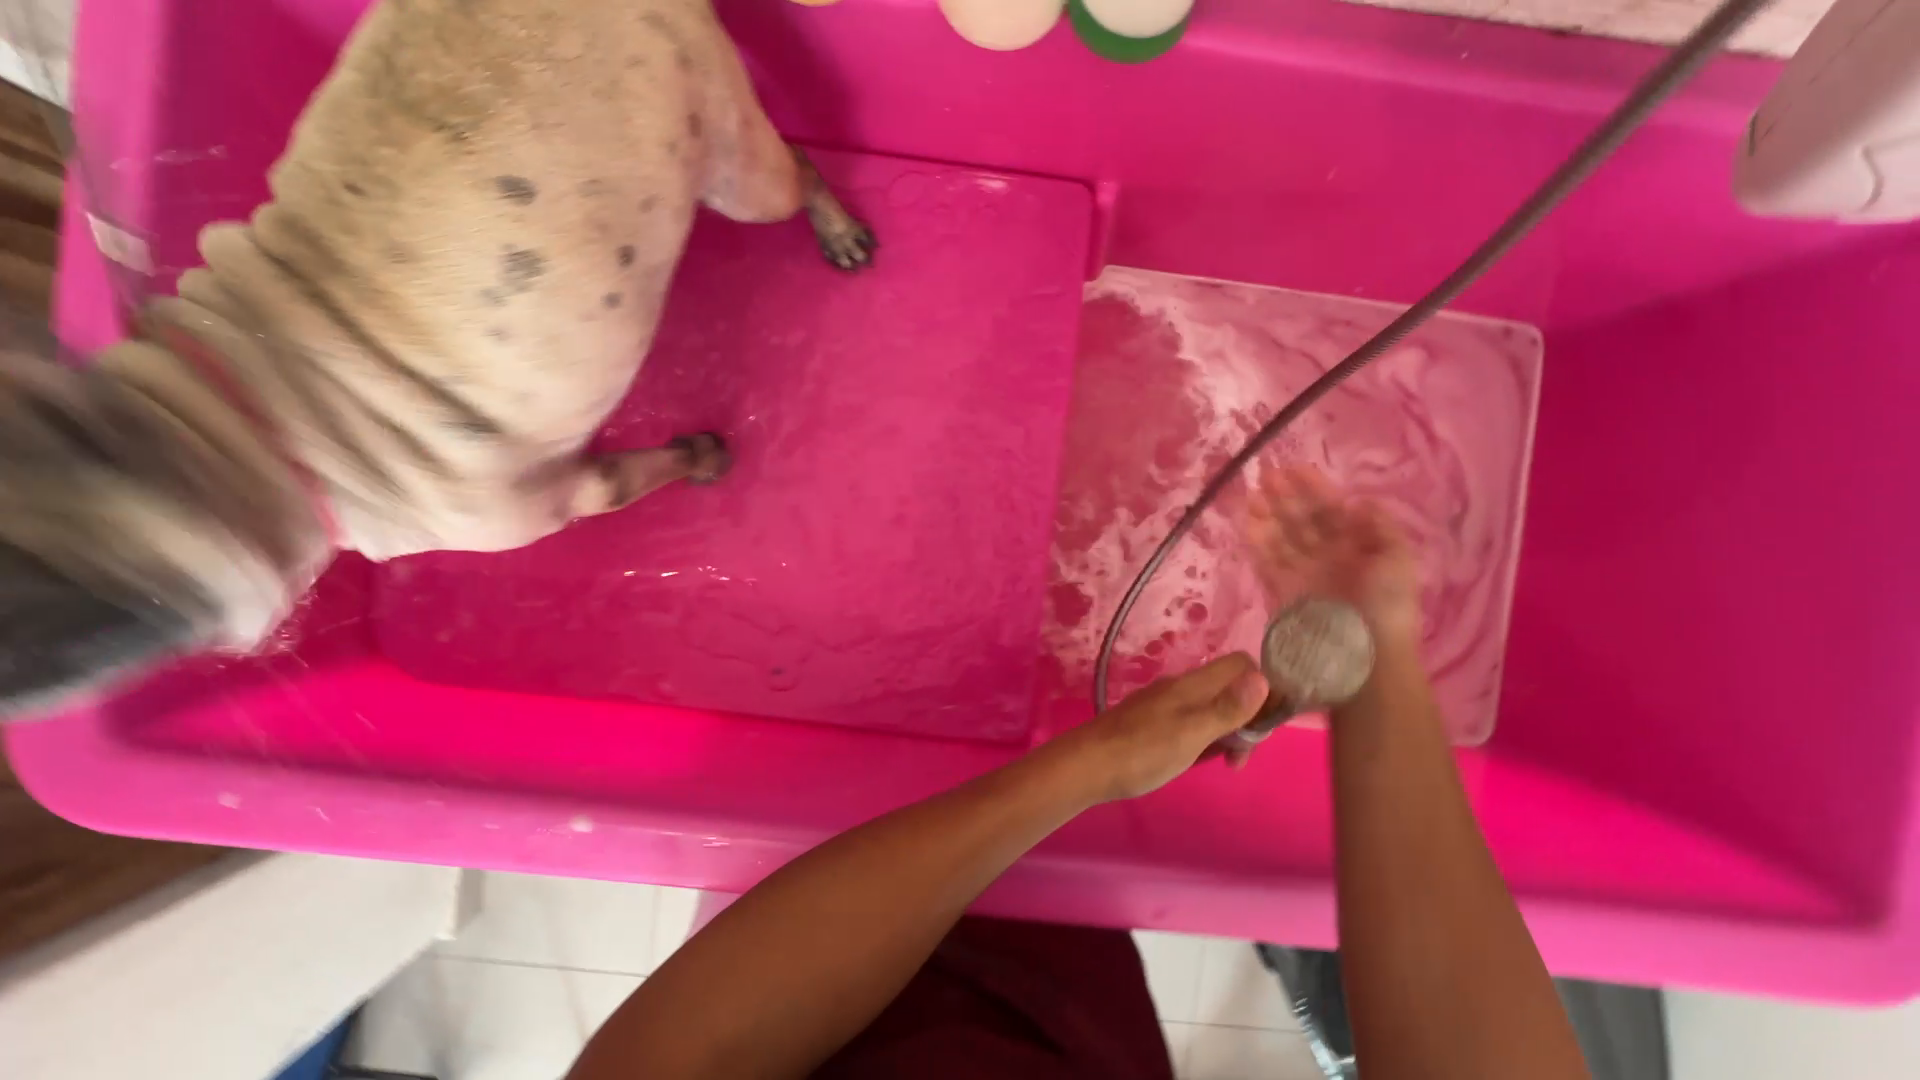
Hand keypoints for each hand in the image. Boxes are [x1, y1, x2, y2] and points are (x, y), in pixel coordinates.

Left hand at [1052, 654, 1270, 802]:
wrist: (1086, 767)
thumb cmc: (1143, 752)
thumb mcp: (1192, 733)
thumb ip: (1228, 708)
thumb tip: (1264, 678)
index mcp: (1194, 685)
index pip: (1242, 665)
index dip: (1264, 688)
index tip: (1266, 726)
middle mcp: (1182, 688)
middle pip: (1231, 688)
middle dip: (1249, 717)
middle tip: (1242, 755)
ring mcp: (1166, 706)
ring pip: (1213, 708)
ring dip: (1229, 732)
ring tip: (1226, 763)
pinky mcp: (1154, 724)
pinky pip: (1193, 723)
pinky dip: (1206, 739)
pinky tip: (1200, 761)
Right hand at [1246, 467, 1421, 644]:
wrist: (1364, 658)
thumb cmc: (1386, 607)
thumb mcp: (1398, 560)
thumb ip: (1379, 527)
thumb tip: (1356, 501)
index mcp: (1357, 547)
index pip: (1331, 511)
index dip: (1314, 489)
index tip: (1295, 468)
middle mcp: (1327, 556)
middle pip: (1301, 520)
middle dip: (1284, 497)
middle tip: (1265, 475)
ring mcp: (1302, 574)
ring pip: (1279, 537)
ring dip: (1265, 514)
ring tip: (1250, 495)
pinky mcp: (1280, 591)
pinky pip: (1264, 560)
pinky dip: (1254, 541)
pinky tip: (1245, 521)